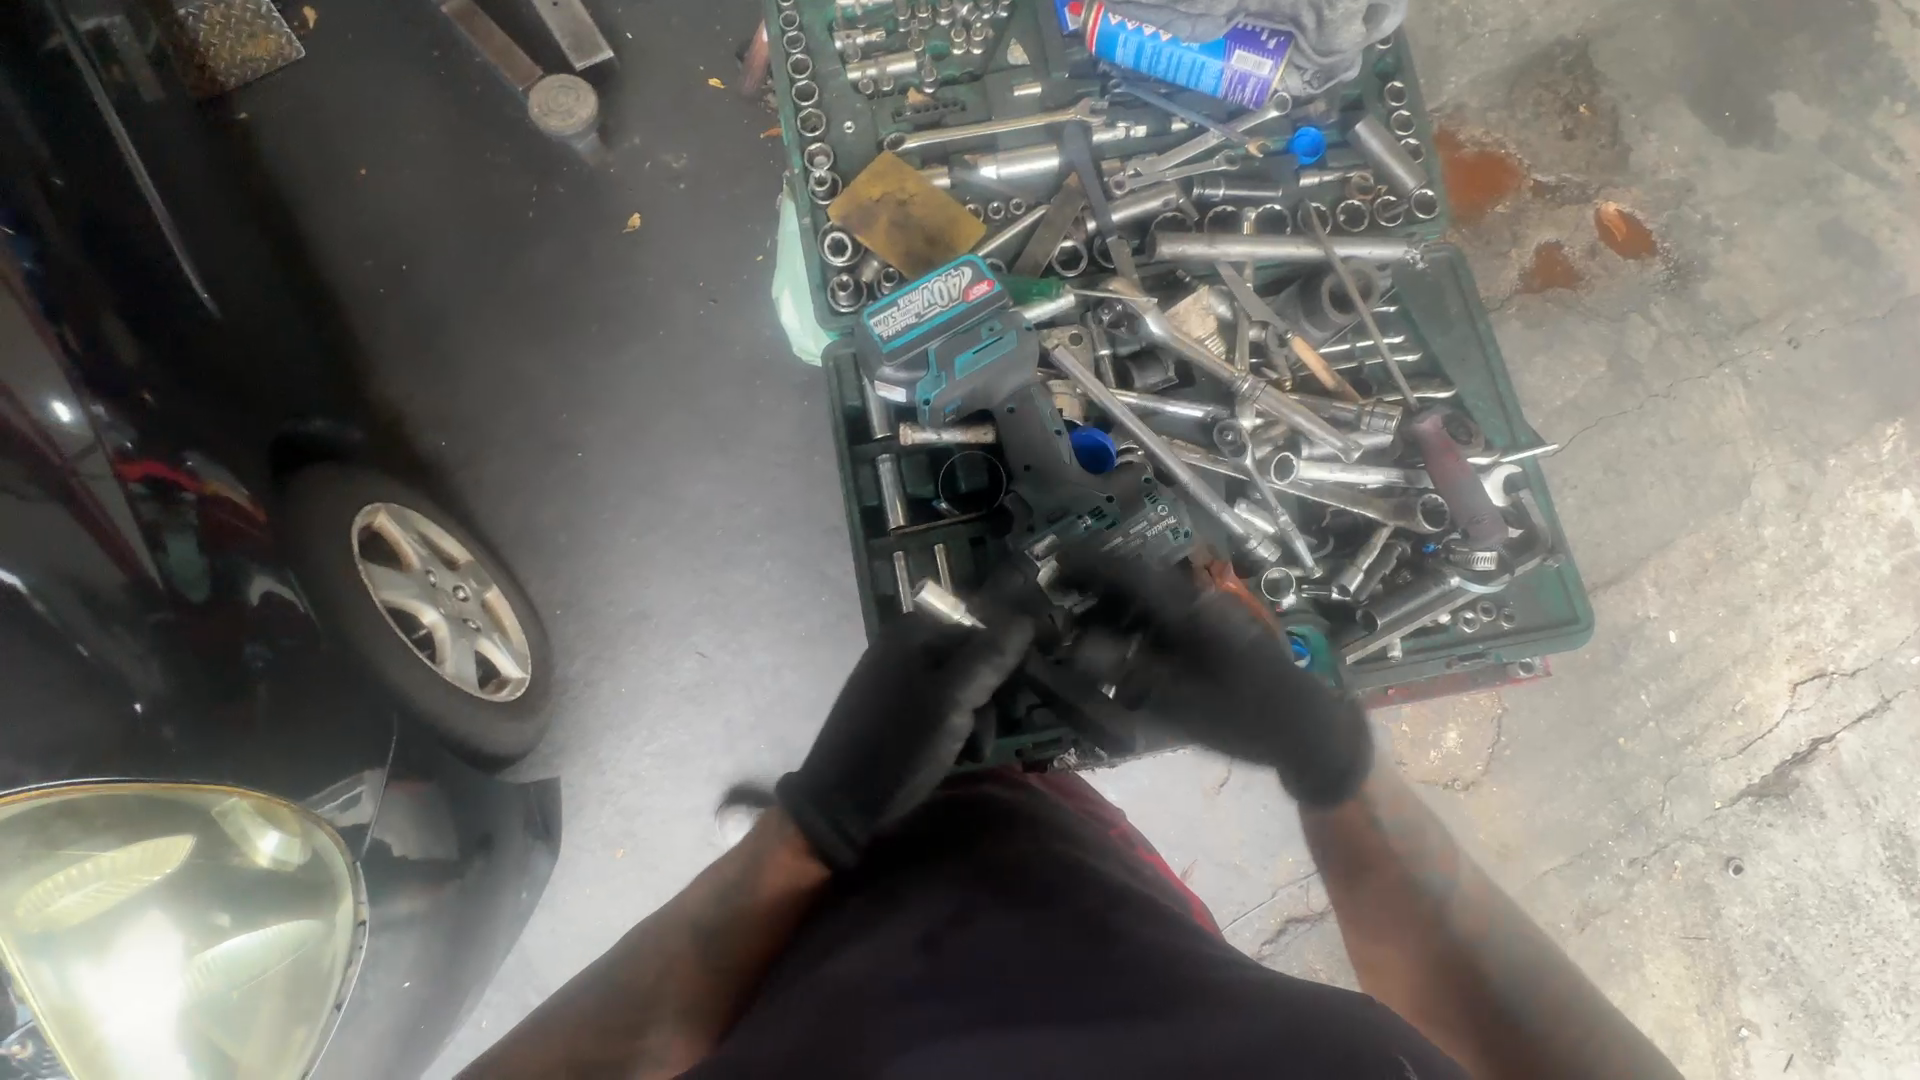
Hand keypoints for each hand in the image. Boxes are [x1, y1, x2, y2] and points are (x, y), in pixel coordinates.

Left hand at [776, 606, 1033, 870]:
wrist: (841, 803)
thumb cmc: (900, 744)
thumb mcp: (953, 699)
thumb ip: (991, 656)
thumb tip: (1026, 619)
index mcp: (913, 631)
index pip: (981, 625)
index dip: (1007, 657)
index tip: (1023, 693)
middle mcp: (903, 644)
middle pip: (971, 655)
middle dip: (991, 693)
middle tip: (995, 727)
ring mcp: (896, 675)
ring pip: (960, 683)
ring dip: (978, 715)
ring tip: (976, 749)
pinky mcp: (894, 706)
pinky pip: (940, 702)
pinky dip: (956, 724)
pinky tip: (960, 751)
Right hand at [1059, 555, 1372, 806]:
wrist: (1310, 731)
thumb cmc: (1250, 716)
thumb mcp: (1186, 702)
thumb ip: (1129, 671)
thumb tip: (1078, 646)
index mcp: (1192, 609)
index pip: (1131, 573)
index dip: (1091, 564)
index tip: (1055, 562)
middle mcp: (1197, 602)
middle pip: (1136, 582)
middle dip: (1095, 587)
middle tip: (1058, 598)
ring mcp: (1207, 617)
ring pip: (1148, 602)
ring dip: (1113, 610)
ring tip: (1078, 628)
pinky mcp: (1211, 634)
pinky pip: (1163, 622)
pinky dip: (1135, 629)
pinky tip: (1118, 652)